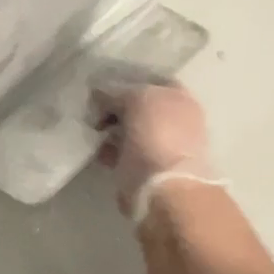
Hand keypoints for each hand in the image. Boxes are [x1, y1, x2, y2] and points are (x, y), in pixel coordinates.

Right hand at [92, 79, 217, 217]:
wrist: (164, 191)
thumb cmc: (155, 137)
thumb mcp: (136, 100)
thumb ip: (117, 92)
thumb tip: (99, 92)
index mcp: (180, 98)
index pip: (147, 82)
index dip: (123, 83)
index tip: (99, 91)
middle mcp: (175, 119)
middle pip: (138, 107)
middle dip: (114, 109)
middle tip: (94, 113)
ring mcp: (163, 146)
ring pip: (129, 130)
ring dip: (110, 132)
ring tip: (94, 135)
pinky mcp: (147, 170)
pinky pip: (123, 152)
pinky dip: (110, 152)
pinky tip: (101, 154)